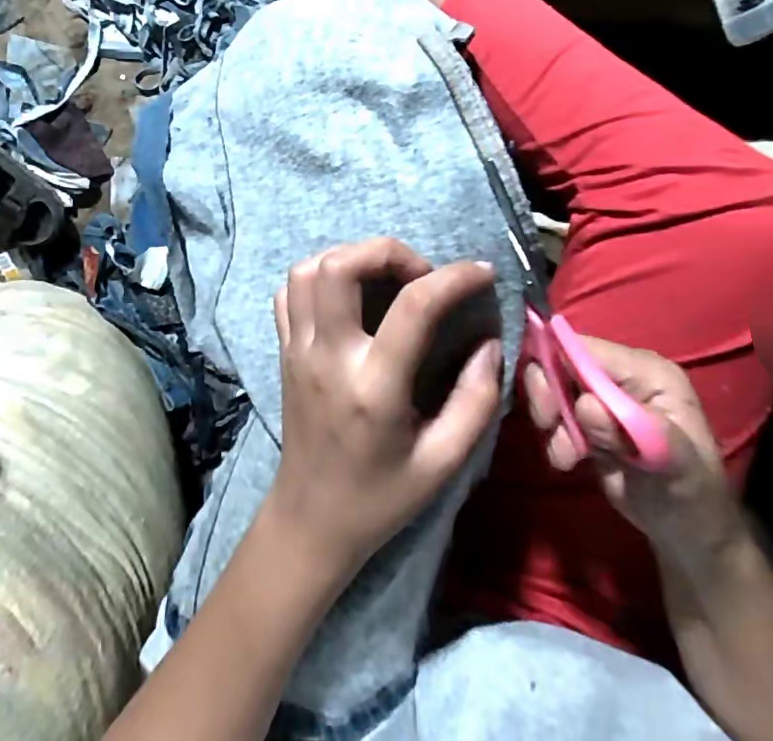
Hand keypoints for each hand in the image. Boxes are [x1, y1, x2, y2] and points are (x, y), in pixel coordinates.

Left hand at [265, 238, 502, 574]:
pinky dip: (320, 278)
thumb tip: (490, 342)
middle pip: (340, 266)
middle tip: (422, 275)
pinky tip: (349, 297)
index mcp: (374, 388)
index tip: (481, 273)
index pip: (413, 306)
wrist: (310, 520)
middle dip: (389, 252)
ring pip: (307, 270)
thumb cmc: (381, 497)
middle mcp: (328, 358)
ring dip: (352, 257)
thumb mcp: (444, 462)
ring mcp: (297, 352)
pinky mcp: (283, 353)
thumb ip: (475, 399)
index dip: (454, 278)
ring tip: (386, 278)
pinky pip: (290, 293)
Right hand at [525, 337, 742, 568]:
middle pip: (562, 361)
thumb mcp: (674, 463)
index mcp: (648, 372)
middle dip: (549, 395)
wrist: (688, 534)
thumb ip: (633, 429)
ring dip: (552, 423)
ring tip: (567, 456)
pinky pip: (556, 416)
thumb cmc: (691, 494)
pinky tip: (569, 462)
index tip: (549, 408)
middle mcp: (622, 377)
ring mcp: (604, 399)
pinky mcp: (589, 422)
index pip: (587, 350)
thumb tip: (584, 403)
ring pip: (553, 388)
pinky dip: (555, 438)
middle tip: (551, 427)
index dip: (558, 367)